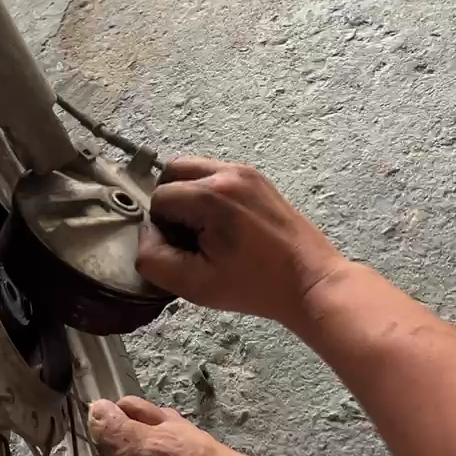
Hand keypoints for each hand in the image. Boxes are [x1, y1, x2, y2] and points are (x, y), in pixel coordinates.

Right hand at [139, 158, 353, 324]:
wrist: (309, 281)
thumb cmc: (257, 286)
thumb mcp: (195, 285)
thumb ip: (155, 260)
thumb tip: (146, 235)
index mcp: (212, 197)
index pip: (160, 198)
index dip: (162, 227)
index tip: (184, 248)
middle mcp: (228, 174)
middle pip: (172, 172)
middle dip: (171, 203)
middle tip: (189, 236)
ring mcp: (246, 172)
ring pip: (193, 169)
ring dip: (188, 195)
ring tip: (205, 230)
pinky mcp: (257, 178)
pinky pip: (216, 174)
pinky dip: (208, 193)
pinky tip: (224, 225)